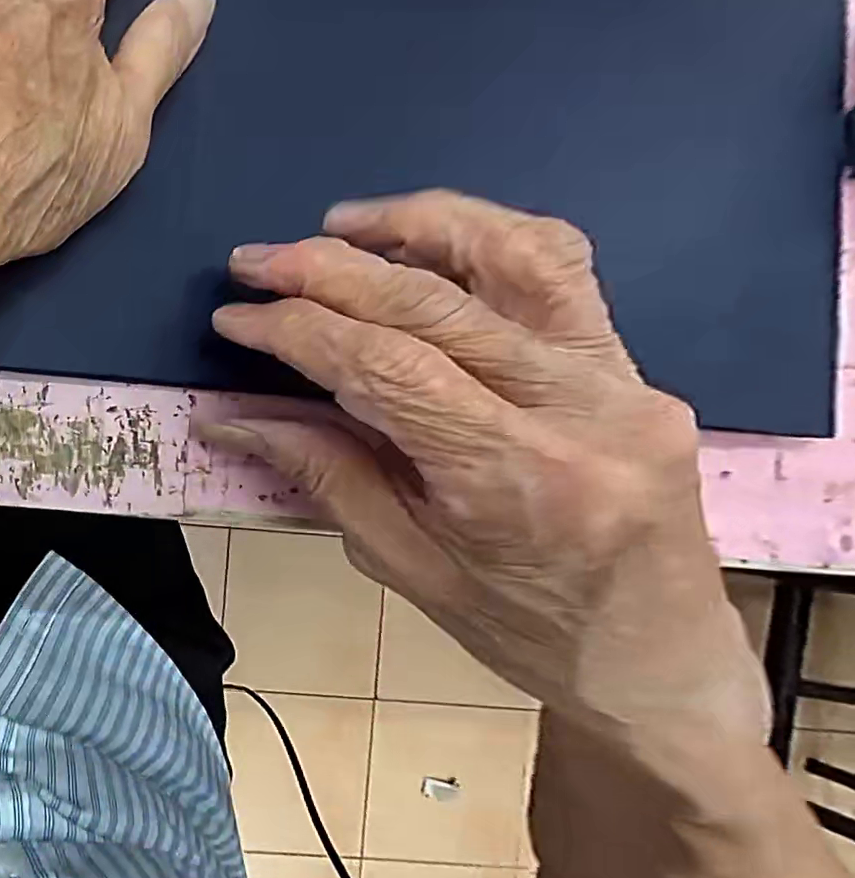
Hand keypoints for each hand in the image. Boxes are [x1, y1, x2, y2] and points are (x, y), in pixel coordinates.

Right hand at [197, 190, 768, 746]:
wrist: (653, 655)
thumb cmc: (511, 622)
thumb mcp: (393, 559)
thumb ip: (317, 472)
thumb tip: (226, 418)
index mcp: (510, 476)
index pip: (385, 368)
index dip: (296, 330)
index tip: (233, 317)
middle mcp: (580, 409)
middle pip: (437, 305)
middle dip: (328, 270)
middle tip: (252, 261)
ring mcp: (621, 377)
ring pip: (520, 259)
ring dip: (415, 225)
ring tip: (336, 222)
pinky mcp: (631, 365)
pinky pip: (563, 273)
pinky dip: (483, 237)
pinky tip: (422, 237)